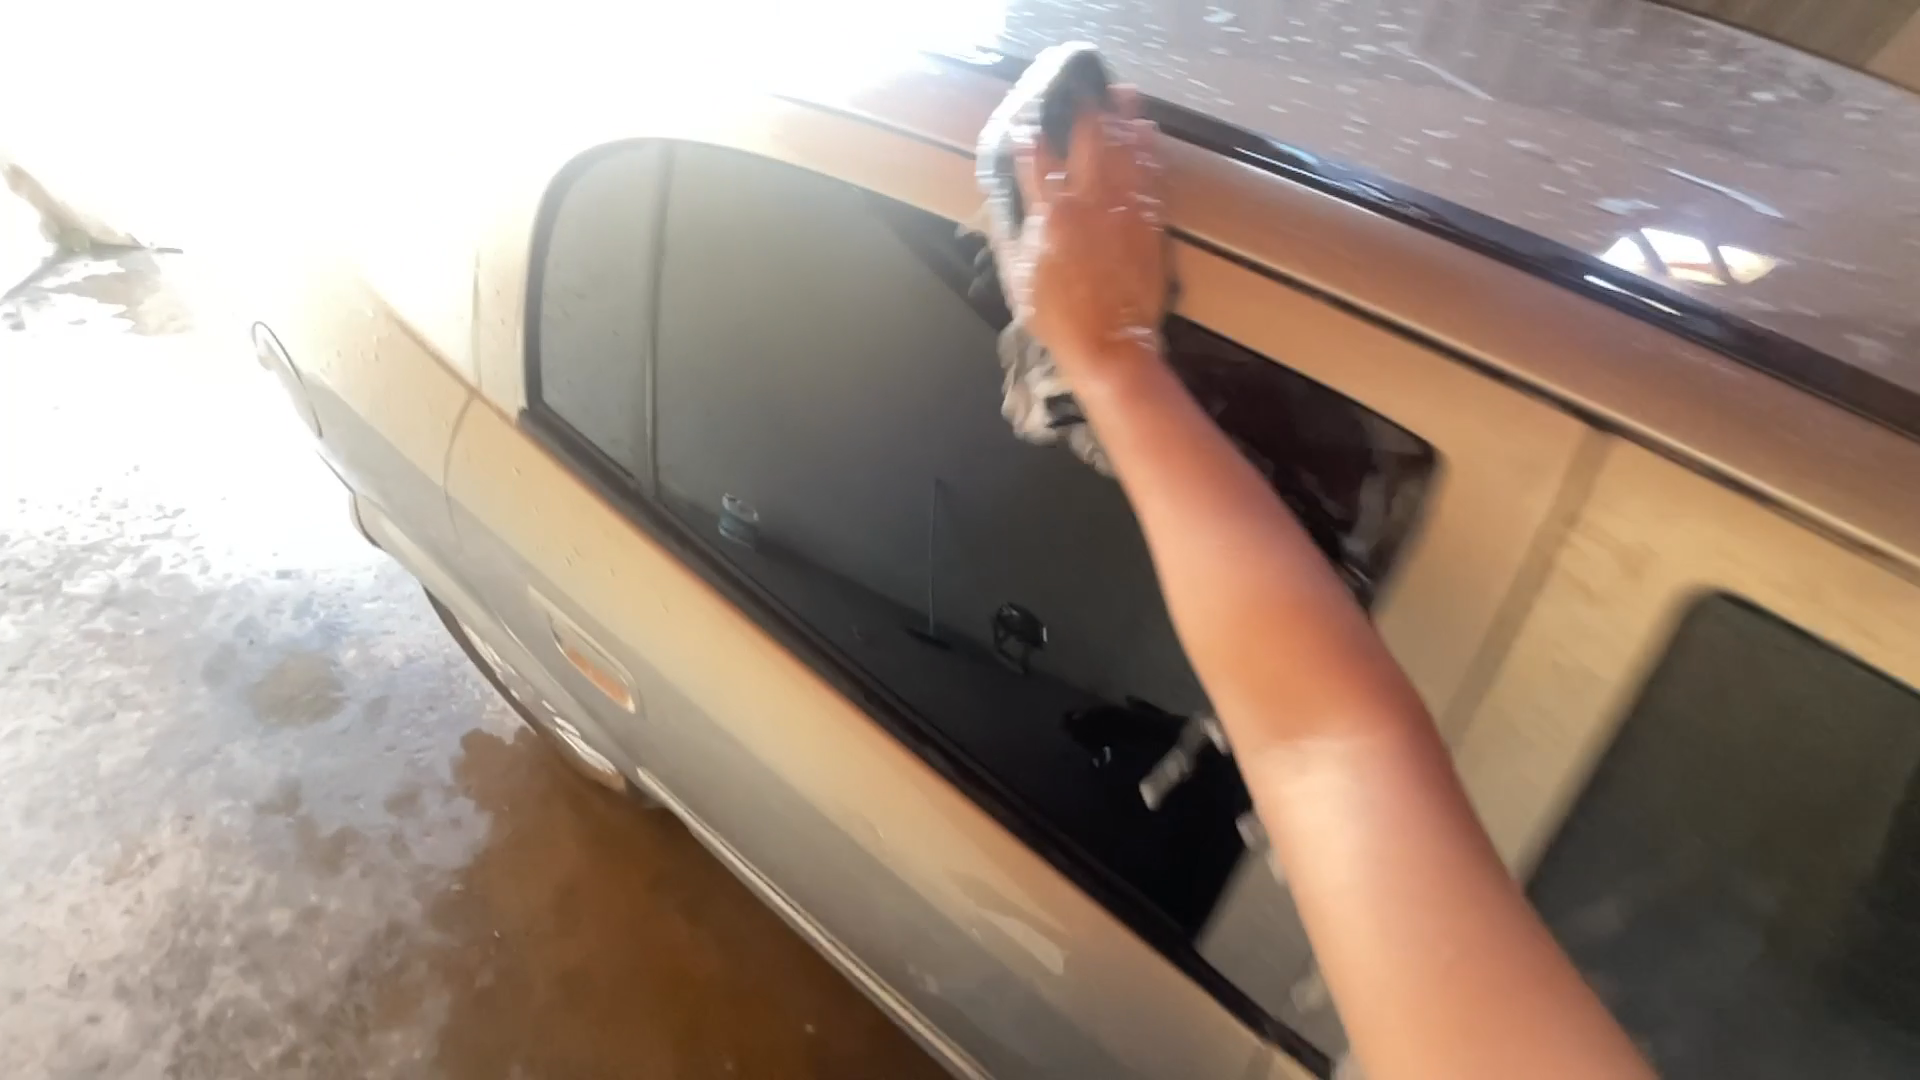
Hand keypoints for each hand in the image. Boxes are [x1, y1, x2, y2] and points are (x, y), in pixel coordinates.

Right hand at [1008, 87, 1169, 377]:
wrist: (1110, 346)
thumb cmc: (1058, 320)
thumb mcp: (1019, 282)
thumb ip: (1010, 238)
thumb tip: (1009, 207)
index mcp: (1051, 215)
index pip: (1036, 159)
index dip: (1030, 138)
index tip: (1027, 128)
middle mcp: (1090, 200)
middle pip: (1088, 138)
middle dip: (1083, 112)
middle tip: (1080, 97)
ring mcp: (1124, 209)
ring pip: (1126, 148)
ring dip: (1122, 117)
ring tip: (1121, 96)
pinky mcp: (1150, 222)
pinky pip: (1152, 175)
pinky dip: (1149, 150)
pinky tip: (1146, 134)